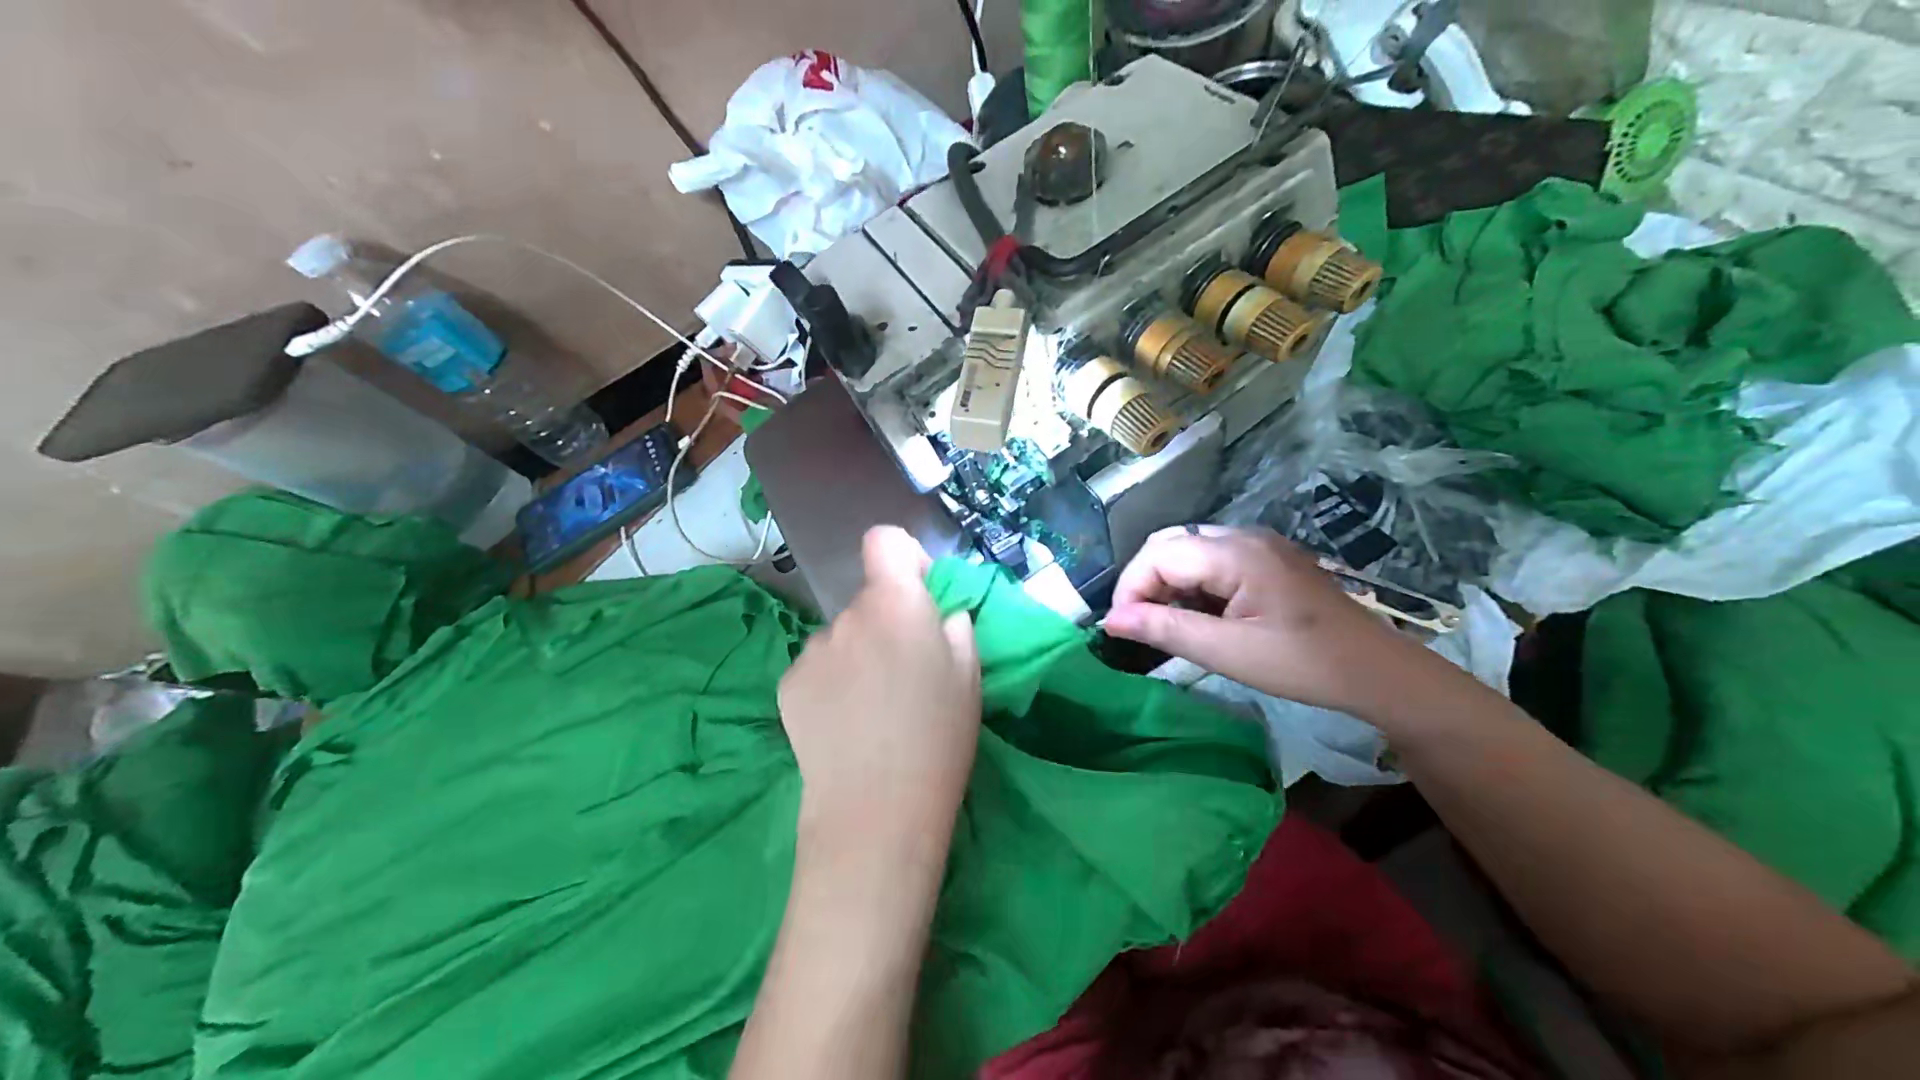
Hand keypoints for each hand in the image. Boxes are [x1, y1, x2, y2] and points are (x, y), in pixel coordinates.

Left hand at [777, 526, 981, 849]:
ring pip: (843, 636)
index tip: (919, 595)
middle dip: (887, 622)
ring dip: (858, 654)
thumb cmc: (938, 739)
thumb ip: (954, 623)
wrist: (875, 811)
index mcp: (895, 604)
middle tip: (905, 673)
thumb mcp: (970, 674)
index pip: (884, 540)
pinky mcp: (788, 684)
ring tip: (873, 708)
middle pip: (868, 599)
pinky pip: (818, 666)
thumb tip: (938, 612)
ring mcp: (811, 650)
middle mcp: (846, 615)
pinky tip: (845, 723)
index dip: (904, 558)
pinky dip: (832, 682)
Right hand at [1103, 526, 1432, 714]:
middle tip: (1141, 626)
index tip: (1122, 629)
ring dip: (1168, 584)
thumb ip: (1165, 629)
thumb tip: (1111, 620)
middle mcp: (1244, 536)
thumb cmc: (1304, 664)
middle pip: (1170, 544)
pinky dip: (1193, 585)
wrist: (1378, 672)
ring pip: (1189, 551)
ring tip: (1168, 625)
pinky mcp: (1269, 560)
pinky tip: (1200, 617)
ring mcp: (1259, 545)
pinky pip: (1213, 560)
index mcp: (1236, 552)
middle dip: (1145, 582)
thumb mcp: (1227, 652)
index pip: (1158, 554)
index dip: (1131, 588)